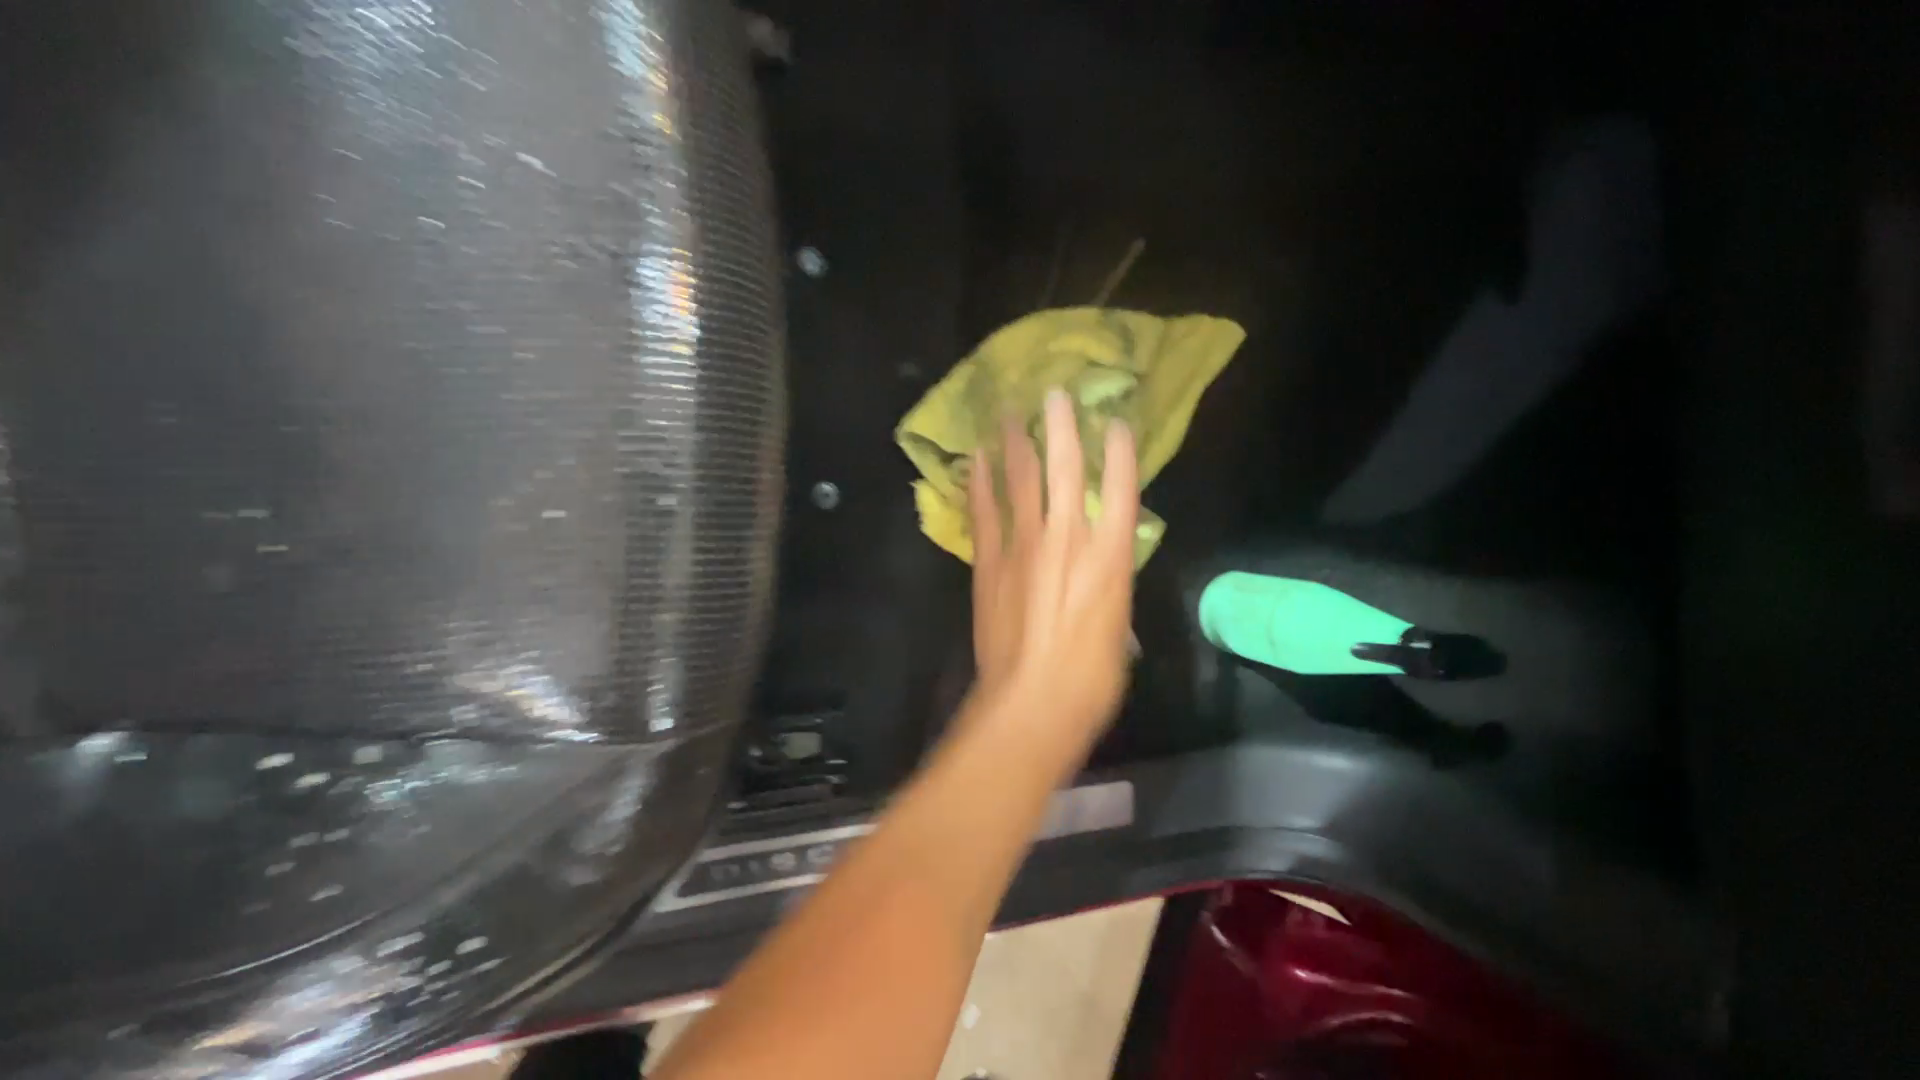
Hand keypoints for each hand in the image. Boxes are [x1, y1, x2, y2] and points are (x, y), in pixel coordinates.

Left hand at [968, 389, 1139, 746]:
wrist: (1033, 702)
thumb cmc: (1091, 678)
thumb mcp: (1117, 629)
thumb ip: (1108, 590)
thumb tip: (1100, 580)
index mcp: (1110, 556)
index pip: (1120, 488)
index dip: (1118, 450)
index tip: (1115, 420)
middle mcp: (1068, 538)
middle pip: (1064, 470)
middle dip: (1060, 427)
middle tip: (1052, 392)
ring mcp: (1024, 547)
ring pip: (1020, 481)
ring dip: (1014, 443)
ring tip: (1008, 411)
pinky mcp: (989, 563)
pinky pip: (983, 512)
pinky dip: (979, 483)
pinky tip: (974, 460)